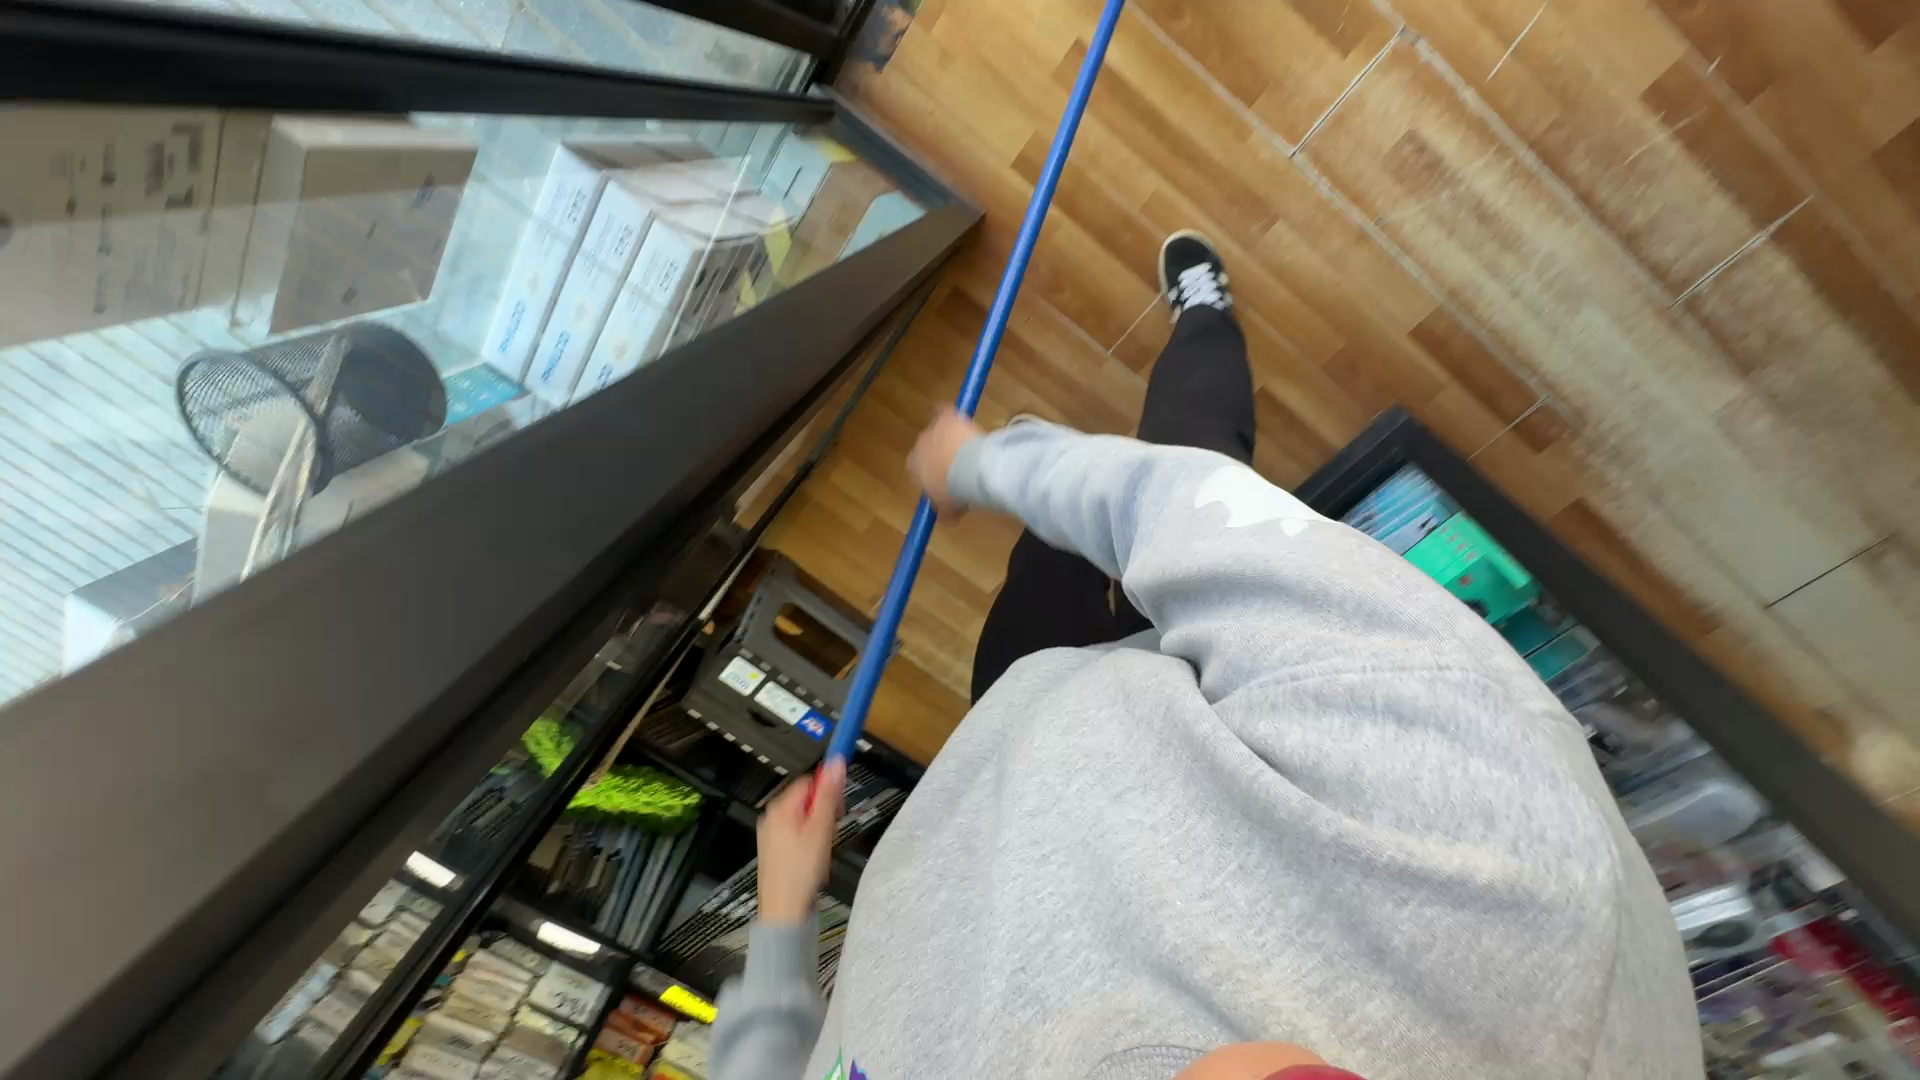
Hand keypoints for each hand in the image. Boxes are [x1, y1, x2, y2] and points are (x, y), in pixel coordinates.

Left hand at [755, 760, 845, 924]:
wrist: (784, 912)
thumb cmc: (799, 873)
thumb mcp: (821, 828)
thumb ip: (829, 794)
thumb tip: (837, 764)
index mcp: (780, 808)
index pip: (810, 781)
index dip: (828, 792)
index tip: (839, 806)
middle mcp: (772, 817)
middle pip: (807, 800)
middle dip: (824, 814)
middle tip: (829, 833)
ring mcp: (771, 835)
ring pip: (804, 819)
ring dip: (818, 830)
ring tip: (821, 850)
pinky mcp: (774, 850)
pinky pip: (798, 835)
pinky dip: (809, 843)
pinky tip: (813, 860)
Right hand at [907, 407, 984, 515]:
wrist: (971, 470)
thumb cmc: (956, 492)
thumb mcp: (948, 510)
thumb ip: (944, 510)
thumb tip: (945, 515)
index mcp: (914, 468)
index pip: (918, 469)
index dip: (933, 473)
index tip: (946, 480)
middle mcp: (918, 446)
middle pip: (928, 449)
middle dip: (941, 455)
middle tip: (959, 465)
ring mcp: (932, 430)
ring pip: (938, 432)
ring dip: (948, 438)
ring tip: (966, 447)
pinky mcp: (946, 417)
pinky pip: (944, 411)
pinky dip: (949, 414)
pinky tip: (959, 417)